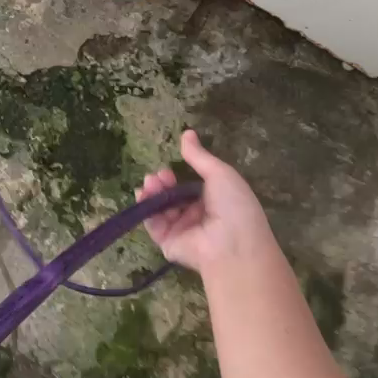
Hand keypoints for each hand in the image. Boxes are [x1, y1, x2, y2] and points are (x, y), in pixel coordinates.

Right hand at [136, 130, 277, 276]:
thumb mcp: (219, 173)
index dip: (177, 176)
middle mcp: (197, 216)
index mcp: (213, 201)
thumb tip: (187, 133)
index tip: (169, 169)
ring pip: (160, 209)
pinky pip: (154, 225)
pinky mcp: (169, 243)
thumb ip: (199, 156)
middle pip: (172, 196)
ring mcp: (182, 230)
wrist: (232, 244)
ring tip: (150, 183)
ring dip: (153, 193)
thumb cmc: (233, 205)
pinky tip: (143, 196)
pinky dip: (146, 211)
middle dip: (162, 183)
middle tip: (158, 176)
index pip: (188, 187)